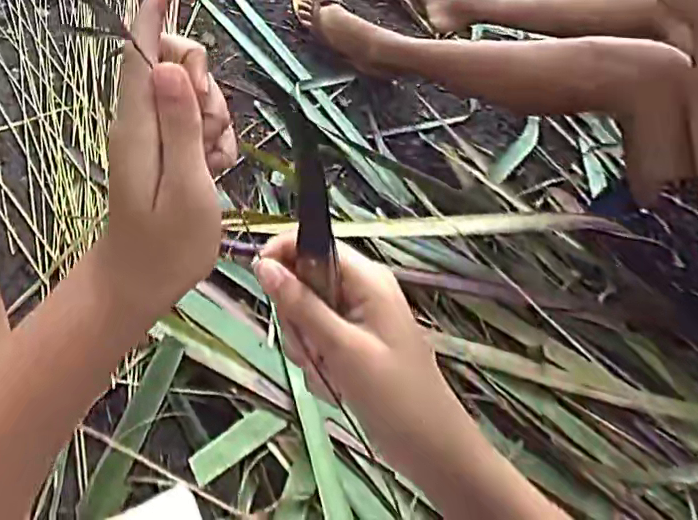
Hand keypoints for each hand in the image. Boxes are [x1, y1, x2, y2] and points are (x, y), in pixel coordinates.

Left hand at [93, 0, 239, 323]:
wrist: (139, 281)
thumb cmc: (165, 244)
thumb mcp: (185, 185)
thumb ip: (180, 123)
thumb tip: (169, 64)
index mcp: (137, 121)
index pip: (140, 51)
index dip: (154, 13)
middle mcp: (139, 115)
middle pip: (177, 64)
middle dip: (204, 87)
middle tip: (209, 137)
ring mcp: (152, 128)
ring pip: (194, 90)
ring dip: (213, 118)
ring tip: (211, 163)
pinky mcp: (165, 141)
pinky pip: (198, 118)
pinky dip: (213, 136)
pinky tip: (213, 168)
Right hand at [255, 238, 472, 480]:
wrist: (436, 454)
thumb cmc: (395, 397)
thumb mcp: (342, 349)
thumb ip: (301, 305)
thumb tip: (262, 264)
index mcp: (365, 278)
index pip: (313, 243)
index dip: (283, 253)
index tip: (260, 278)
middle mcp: (359, 289)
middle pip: (304, 280)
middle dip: (296, 315)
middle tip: (309, 348)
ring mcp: (357, 317)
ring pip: (306, 313)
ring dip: (305, 344)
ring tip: (325, 372)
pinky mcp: (353, 343)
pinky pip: (317, 338)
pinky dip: (317, 362)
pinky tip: (334, 385)